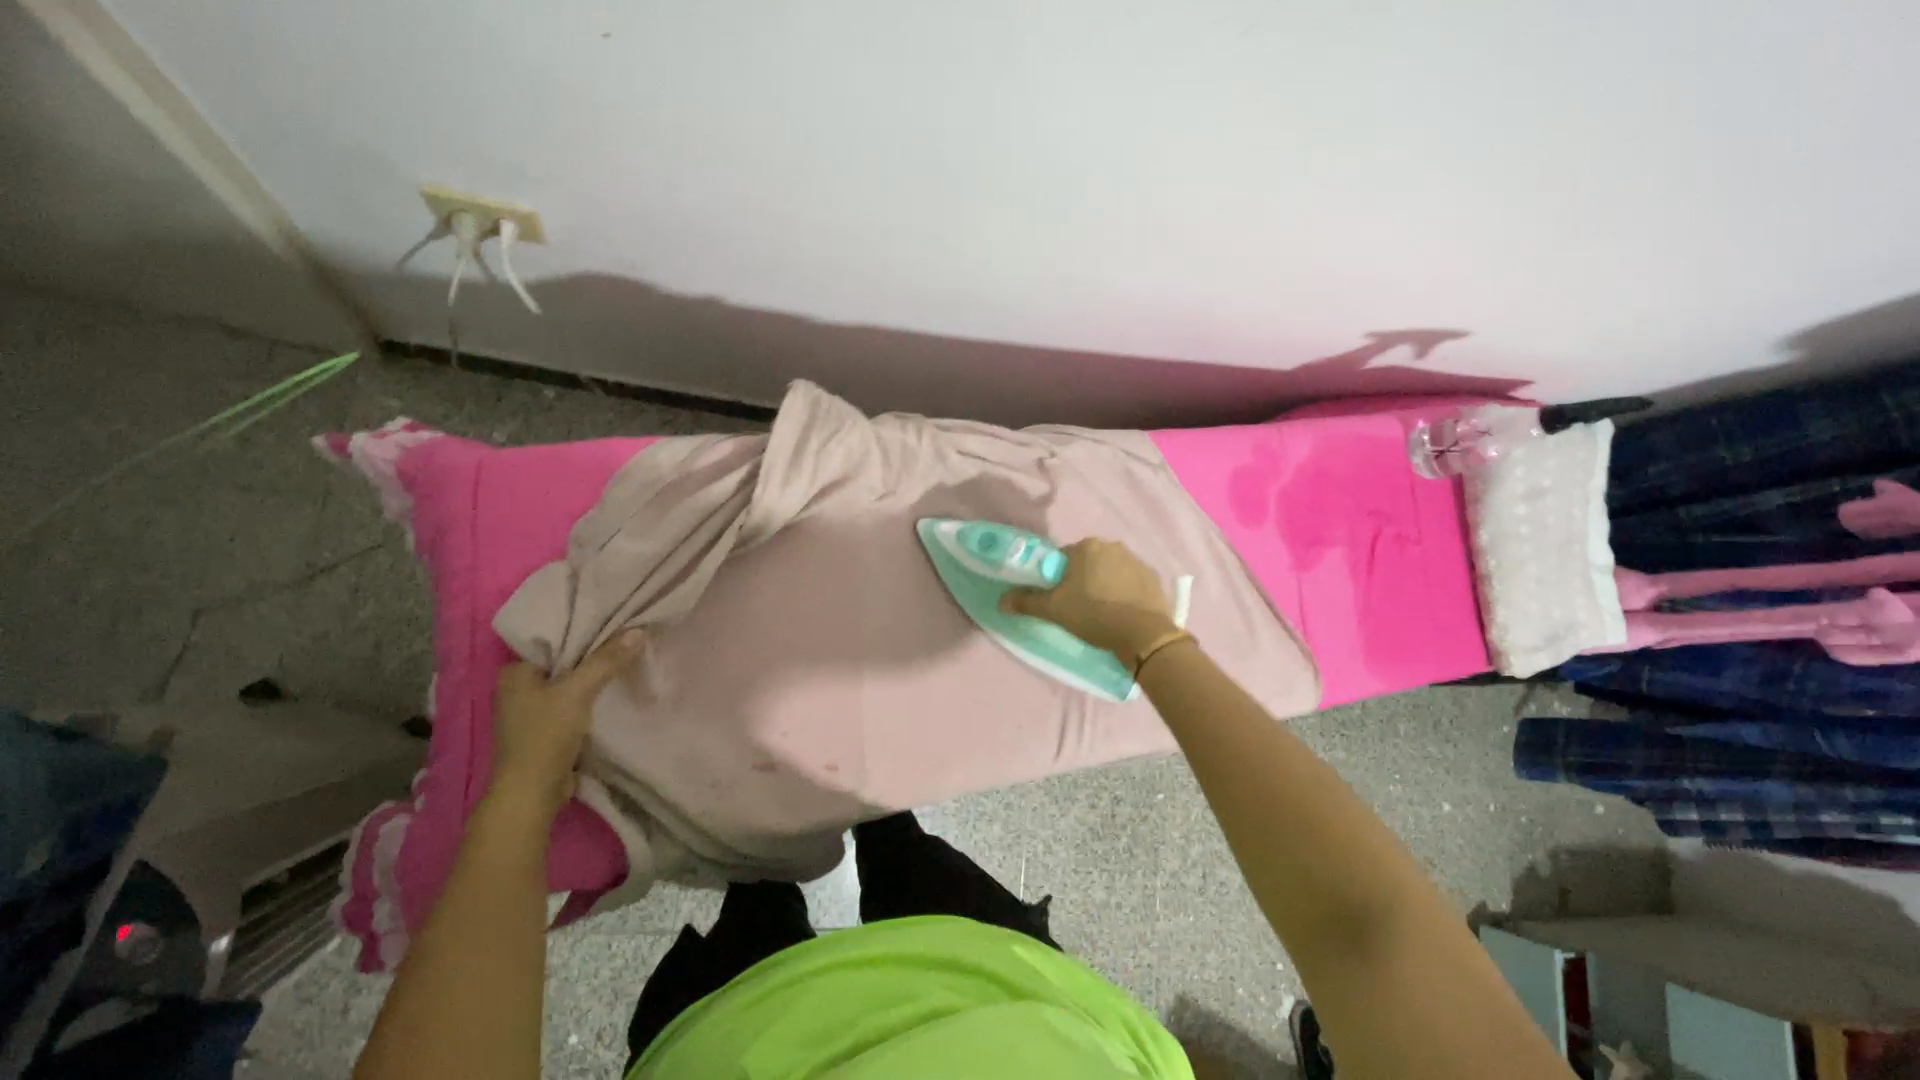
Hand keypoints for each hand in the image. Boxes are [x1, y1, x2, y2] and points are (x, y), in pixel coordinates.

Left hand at [488, 629, 646, 819]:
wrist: (532, 794)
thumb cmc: (544, 736)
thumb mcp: (577, 693)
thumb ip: (606, 662)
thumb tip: (638, 631)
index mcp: (514, 672)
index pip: (553, 640)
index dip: (584, 631)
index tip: (615, 623)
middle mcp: (517, 688)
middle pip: (564, 663)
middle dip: (593, 656)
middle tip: (627, 640)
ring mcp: (530, 712)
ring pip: (570, 685)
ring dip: (593, 680)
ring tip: (626, 661)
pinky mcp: (545, 731)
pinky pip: (572, 705)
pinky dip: (590, 701)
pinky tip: (613, 693)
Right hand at [1000, 538, 1179, 666]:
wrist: (1142, 634)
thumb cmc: (1093, 614)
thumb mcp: (1053, 610)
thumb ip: (1026, 601)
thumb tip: (1001, 601)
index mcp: (1086, 547)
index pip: (1062, 558)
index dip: (1057, 578)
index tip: (1059, 598)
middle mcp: (1112, 546)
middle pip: (1088, 562)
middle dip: (1082, 580)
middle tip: (1077, 608)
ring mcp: (1136, 561)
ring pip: (1111, 571)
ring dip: (1104, 585)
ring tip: (1102, 613)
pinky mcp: (1153, 578)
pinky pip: (1131, 583)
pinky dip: (1125, 593)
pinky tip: (1122, 613)